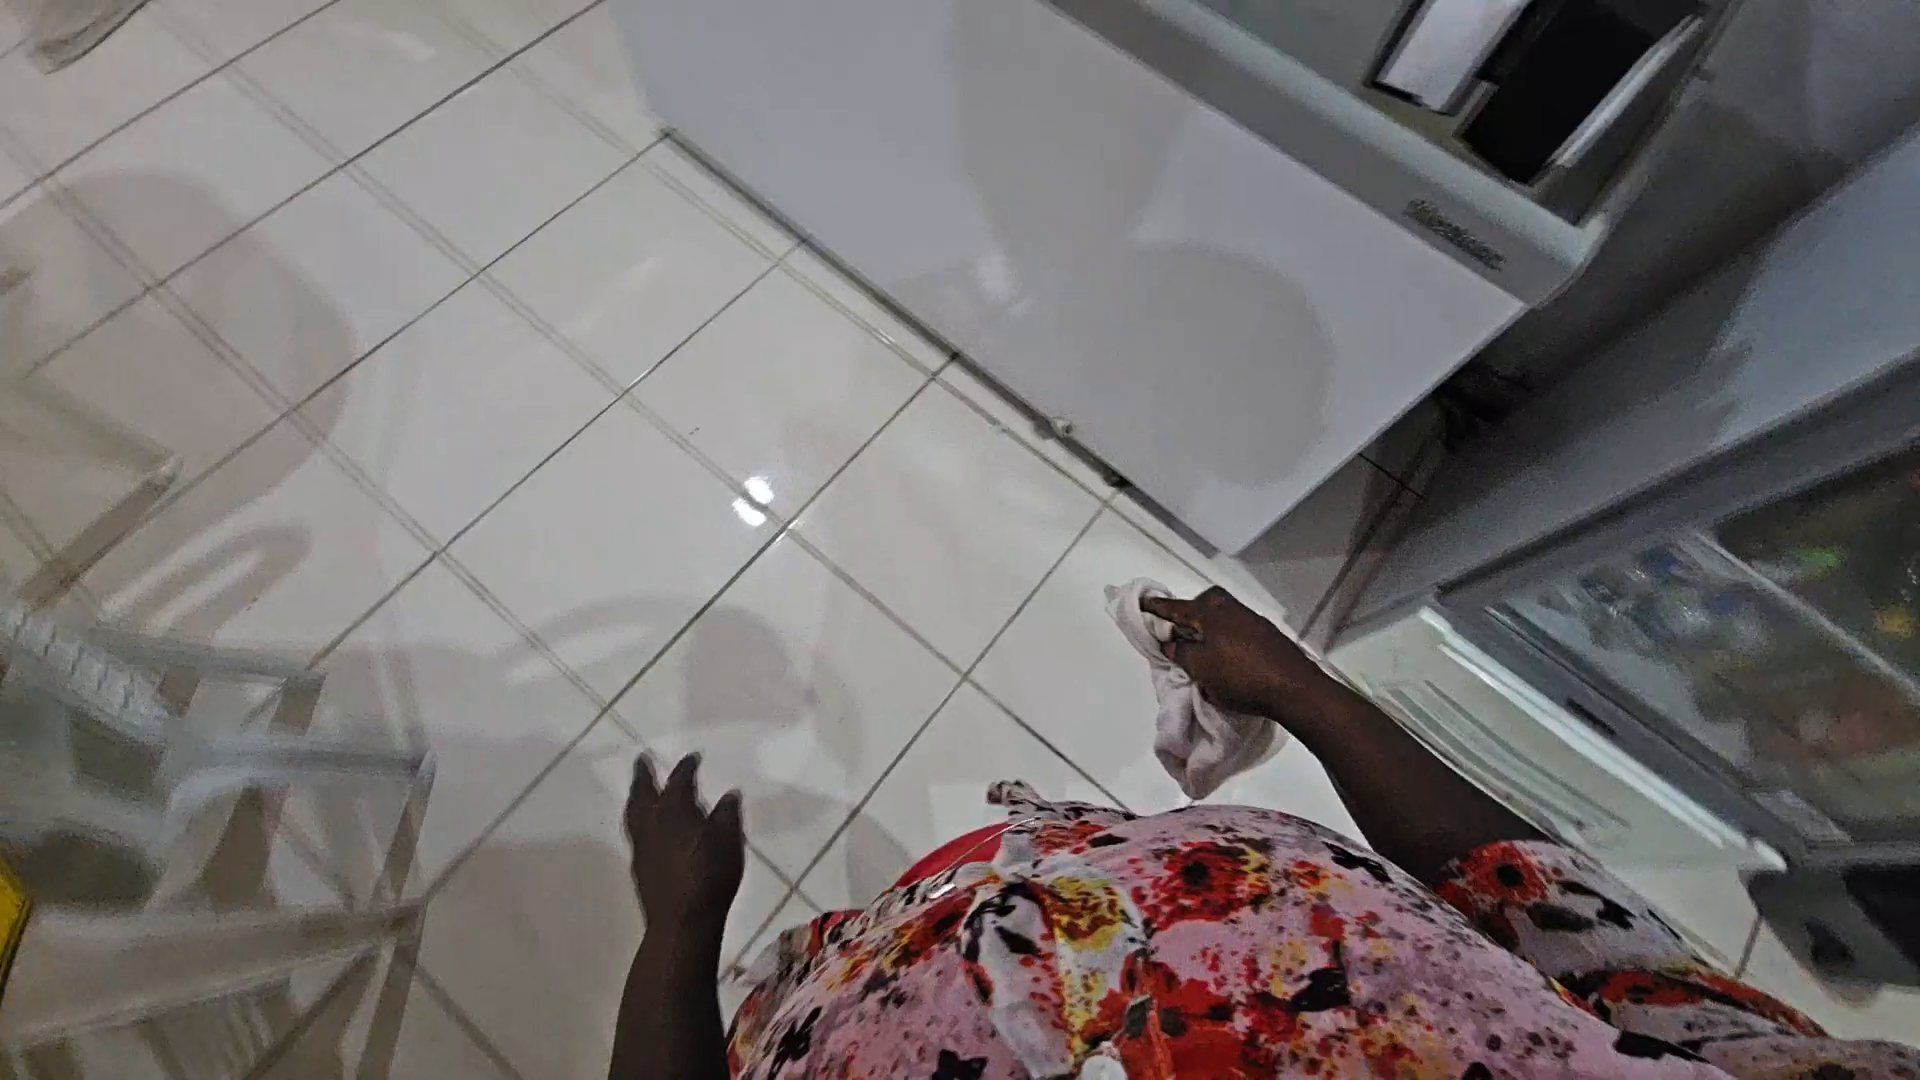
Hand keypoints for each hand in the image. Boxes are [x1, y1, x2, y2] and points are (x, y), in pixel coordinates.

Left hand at [624, 754, 745, 933]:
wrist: (682, 924)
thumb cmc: (711, 877)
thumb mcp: (729, 841)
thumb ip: (727, 815)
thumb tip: (729, 794)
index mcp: (675, 813)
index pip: (679, 782)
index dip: (686, 768)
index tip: (692, 757)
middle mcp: (653, 826)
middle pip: (643, 795)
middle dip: (643, 776)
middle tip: (641, 760)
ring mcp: (642, 849)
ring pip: (634, 815)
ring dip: (636, 798)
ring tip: (639, 790)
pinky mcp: (640, 869)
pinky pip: (635, 834)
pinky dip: (639, 820)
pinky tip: (649, 827)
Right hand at [1140, 586, 1339, 719]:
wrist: (1295, 689)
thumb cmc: (1240, 676)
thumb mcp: (1200, 668)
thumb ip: (1181, 652)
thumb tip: (1172, 643)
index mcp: (1211, 612)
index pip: (1176, 608)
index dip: (1157, 608)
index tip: (1143, 603)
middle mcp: (1232, 609)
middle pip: (1203, 605)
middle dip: (1189, 614)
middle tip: (1178, 631)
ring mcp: (1254, 622)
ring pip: (1222, 618)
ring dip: (1208, 629)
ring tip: (1200, 648)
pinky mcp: (1269, 637)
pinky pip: (1237, 631)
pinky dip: (1225, 639)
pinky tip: (1227, 658)